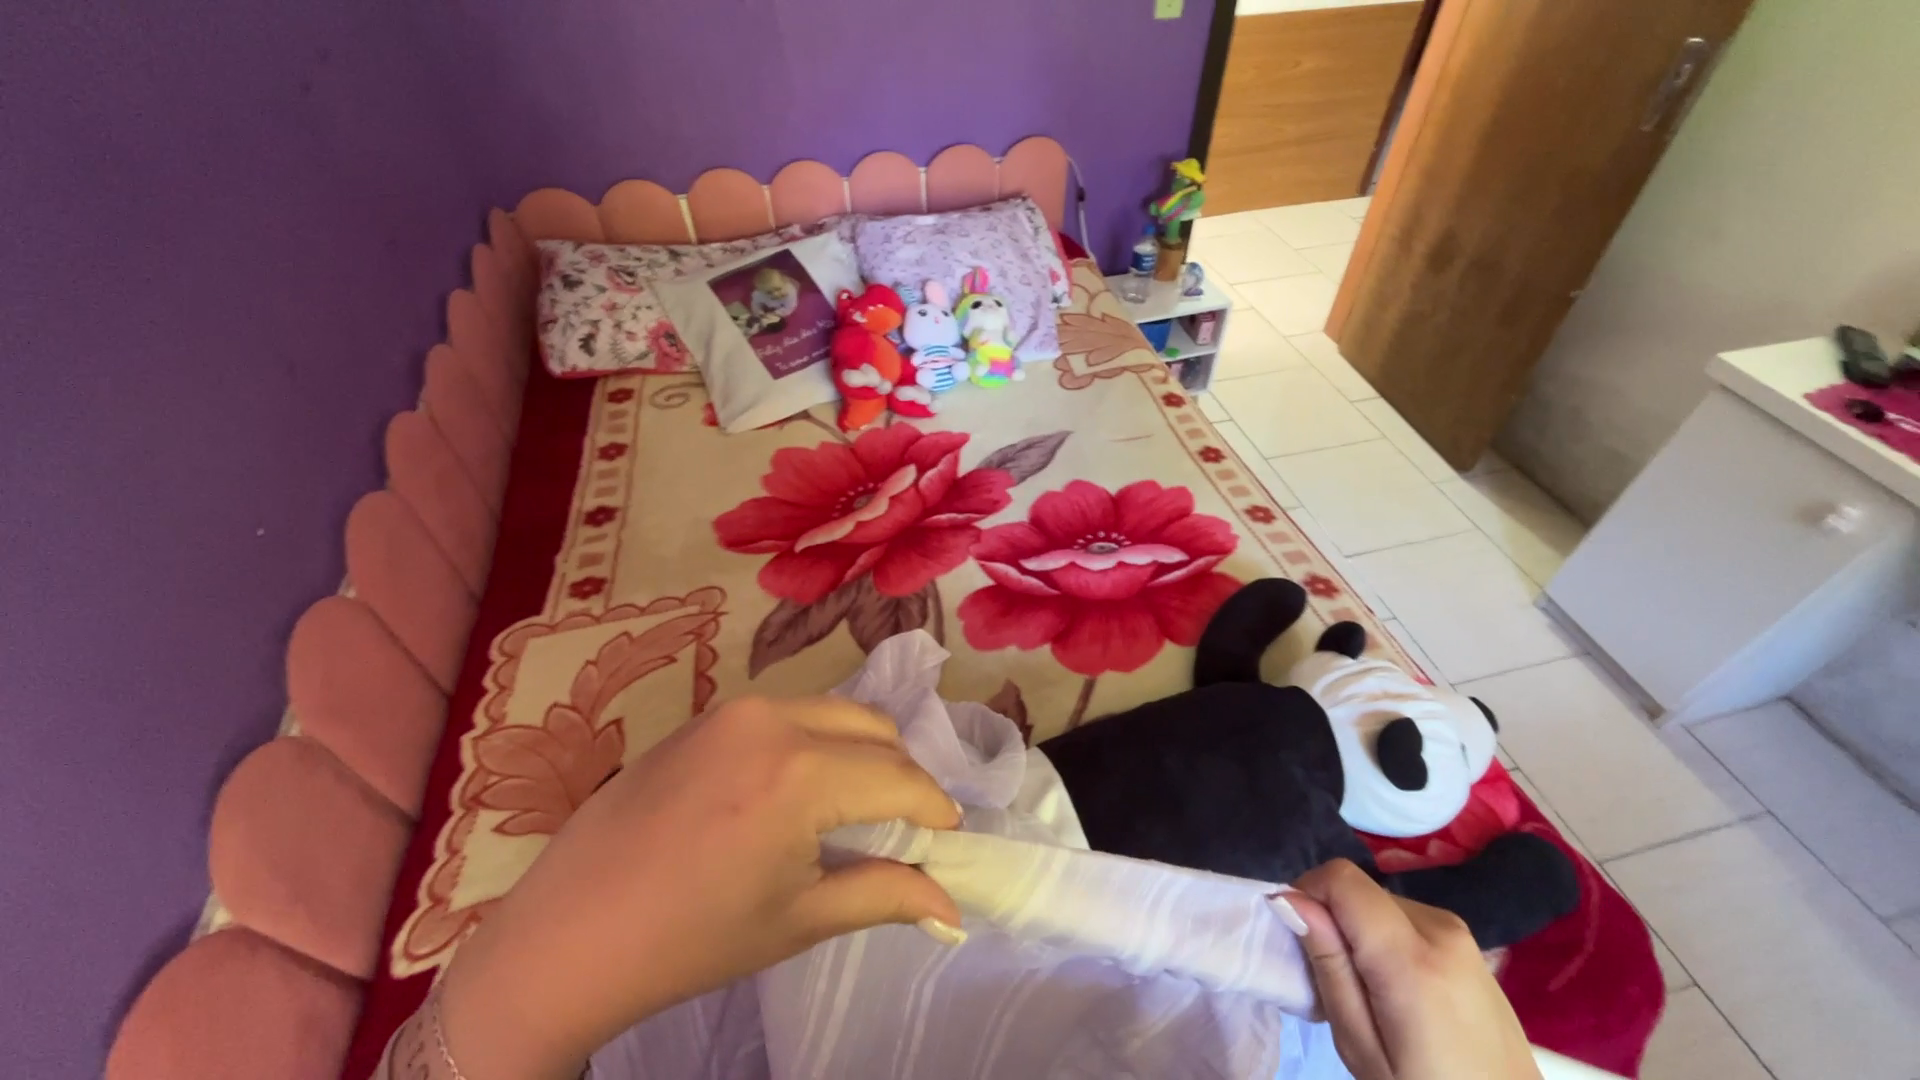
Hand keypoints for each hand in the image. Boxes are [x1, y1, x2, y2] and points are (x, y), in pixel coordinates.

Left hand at [438, 696, 963, 1079]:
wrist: (569, 932)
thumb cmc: (690, 938)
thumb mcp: (799, 919)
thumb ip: (886, 895)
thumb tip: (953, 908)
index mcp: (801, 773)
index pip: (900, 778)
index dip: (935, 808)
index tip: (950, 835)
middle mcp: (773, 720)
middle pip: (874, 729)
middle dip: (903, 774)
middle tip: (907, 824)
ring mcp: (734, 710)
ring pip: (833, 712)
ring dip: (862, 751)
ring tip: (859, 805)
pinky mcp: (706, 716)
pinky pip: (787, 714)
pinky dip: (817, 741)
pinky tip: (801, 788)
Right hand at [1282, 860, 1539, 1079]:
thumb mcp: (1362, 1048)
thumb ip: (1329, 968)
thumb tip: (1291, 900)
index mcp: (1412, 957)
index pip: (1341, 878)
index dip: (1308, 894)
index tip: (1301, 941)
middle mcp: (1441, 929)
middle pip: (1360, 892)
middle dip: (1333, 922)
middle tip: (1333, 982)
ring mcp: (1462, 936)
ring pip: (1380, 905)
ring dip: (1359, 932)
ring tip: (1369, 992)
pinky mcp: (1472, 947)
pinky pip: (1407, 921)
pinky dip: (1386, 940)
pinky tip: (1400, 992)